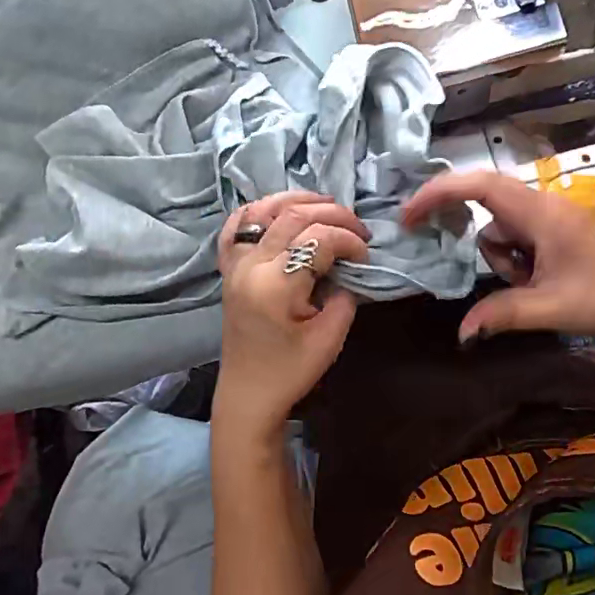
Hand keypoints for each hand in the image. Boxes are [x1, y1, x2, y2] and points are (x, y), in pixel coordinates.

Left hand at [215, 191, 369, 429]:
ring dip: (297, 201)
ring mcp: (235, 264)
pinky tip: (279, 211)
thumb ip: (345, 295)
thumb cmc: (290, 371)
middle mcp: (250, 265)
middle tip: (358, 229)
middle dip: (333, 215)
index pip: (318, 240)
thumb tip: (349, 267)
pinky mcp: (229, 269)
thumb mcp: (330, 338)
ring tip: (327, 206)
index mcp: (274, 285)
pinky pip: (237, 227)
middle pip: (293, 216)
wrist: (248, 394)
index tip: (365, 255)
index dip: (349, 240)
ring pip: (262, 210)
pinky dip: (258, 211)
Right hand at [400, 170, 594, 343]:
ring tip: (530, 285)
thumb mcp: (549, 309)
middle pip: (486, 206)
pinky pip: (515, 238)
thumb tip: (462, 332)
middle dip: (470, 231)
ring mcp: (549, 217)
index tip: (410, 213)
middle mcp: (543, 206)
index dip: (441, 192)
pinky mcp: (552, 231)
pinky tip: (536, 281)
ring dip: (501, 259)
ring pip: (499, 229)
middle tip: (449, 247)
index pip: (482, 186)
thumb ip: (501, 315)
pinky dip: (513, 260)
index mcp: (542, 215)